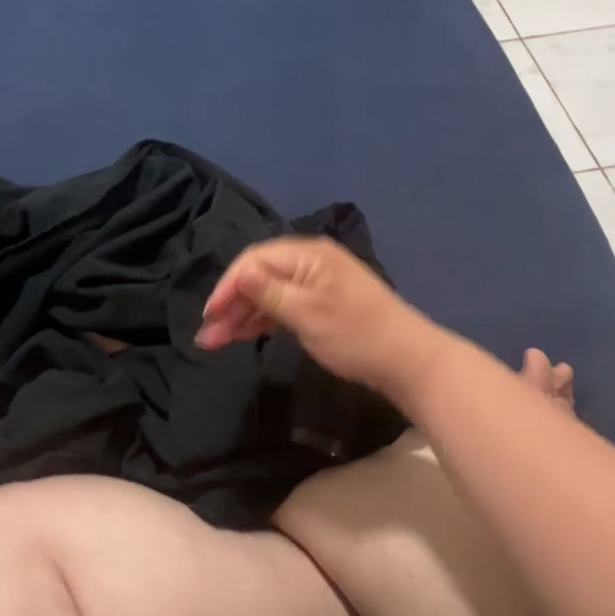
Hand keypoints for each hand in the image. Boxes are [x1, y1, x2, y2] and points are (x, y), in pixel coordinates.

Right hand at [195, 237, 452, 394]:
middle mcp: (310, 261)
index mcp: (307, 255)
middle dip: (230, 304)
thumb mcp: (306, 313)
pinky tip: (245, 335)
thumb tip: (238, 274)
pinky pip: (283, 304)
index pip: (253, 260)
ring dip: (242, 314)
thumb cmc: (355, 334)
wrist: (407, 360)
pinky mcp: (322, 303)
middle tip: (207, 337)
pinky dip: (263, 318)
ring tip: (218, 341)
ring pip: (268, 292)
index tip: (208, 316)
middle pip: (259, 275)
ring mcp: (318, 282)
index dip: (227, 286)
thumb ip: (268, 292)